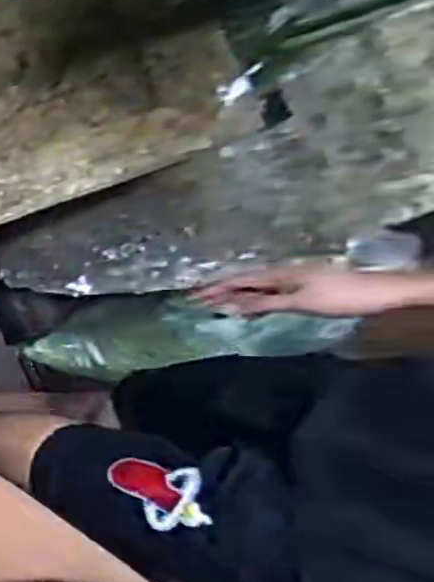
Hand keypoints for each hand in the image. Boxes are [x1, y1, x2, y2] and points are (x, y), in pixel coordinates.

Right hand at [193, 264, 433, 317]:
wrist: (389, 292)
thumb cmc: (342, 296)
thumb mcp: (299, 302)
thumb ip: (263, 303)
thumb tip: (230, 305)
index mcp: (279, 275)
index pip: (237, 281)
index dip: (214, 289)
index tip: (192, 297)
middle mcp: (284, 274)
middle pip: (246, 282)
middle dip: (222, 291)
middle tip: (200, 302)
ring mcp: (296, 280)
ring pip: (258, 287)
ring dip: (238, 296)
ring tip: (221, 306)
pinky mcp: (306, 288)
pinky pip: (271, 292)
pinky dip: (255, 299)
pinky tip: (252, 308)